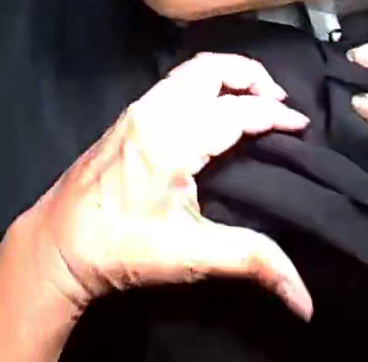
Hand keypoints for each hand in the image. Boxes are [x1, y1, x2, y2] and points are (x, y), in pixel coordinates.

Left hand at [22, 51, 316, 317]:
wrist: (61, 238)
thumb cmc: (122, 245)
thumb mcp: (189, 256)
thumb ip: (251, 261)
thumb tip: (306, 299)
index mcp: (171, 137)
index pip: (234, 111)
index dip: (273, 114)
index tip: (302, 125)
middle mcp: (155, 110)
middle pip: (209, 68)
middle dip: (249, 73)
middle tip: (281, 99)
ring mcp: (139, 107)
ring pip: (190, 69)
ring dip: (226, 73)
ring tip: (257, 96)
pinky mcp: (131, 113)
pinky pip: (176, 80)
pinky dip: (205, 80)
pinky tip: (217, 103)